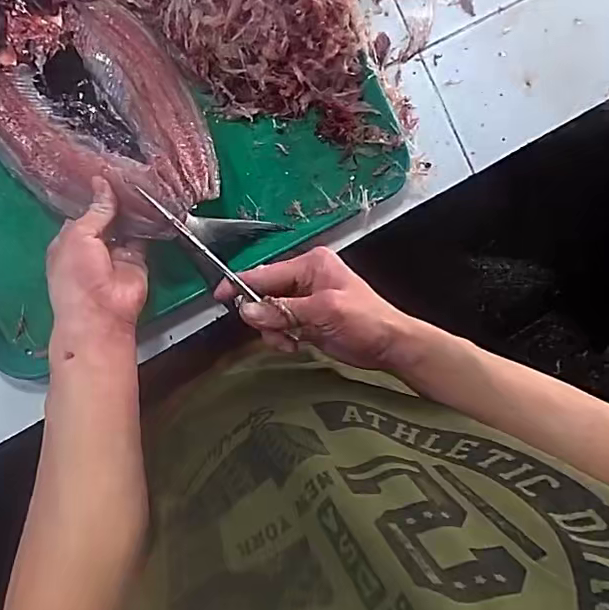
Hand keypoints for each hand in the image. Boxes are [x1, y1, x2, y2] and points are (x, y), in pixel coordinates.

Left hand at [47, 178, 148, 341]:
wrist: (102, 312)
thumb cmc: (77, 277)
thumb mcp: (78, 234)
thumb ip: (95, 210)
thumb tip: (102, 184)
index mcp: (70, 240)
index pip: (84, 211)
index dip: (94, 194)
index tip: (106, 173)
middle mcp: (93, 246)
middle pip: (107, 217)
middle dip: (115, 200)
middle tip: (128, 174)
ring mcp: (116, 253)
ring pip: (127, 225)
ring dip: (133, 210)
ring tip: (141, 184)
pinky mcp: (137, 260)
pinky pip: (144, 237)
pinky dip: (149, 224)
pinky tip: (153, 205)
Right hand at [215, 247, 423, 371]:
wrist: (389, 345)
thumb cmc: (366, 320)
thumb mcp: (324, 312)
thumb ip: (283, 310)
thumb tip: (246, 310)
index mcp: (310, 265)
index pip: (265, 273)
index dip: (240, 286)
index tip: (219, 297)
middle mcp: (305, 278)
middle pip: (263, 294)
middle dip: (264, 316)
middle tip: (277, 333)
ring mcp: (305, 300)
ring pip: (268, 314)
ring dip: (273, 331)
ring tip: (291, 342)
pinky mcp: (307, 320)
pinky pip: (280, 326)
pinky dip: (282, 338)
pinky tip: (296, 344)